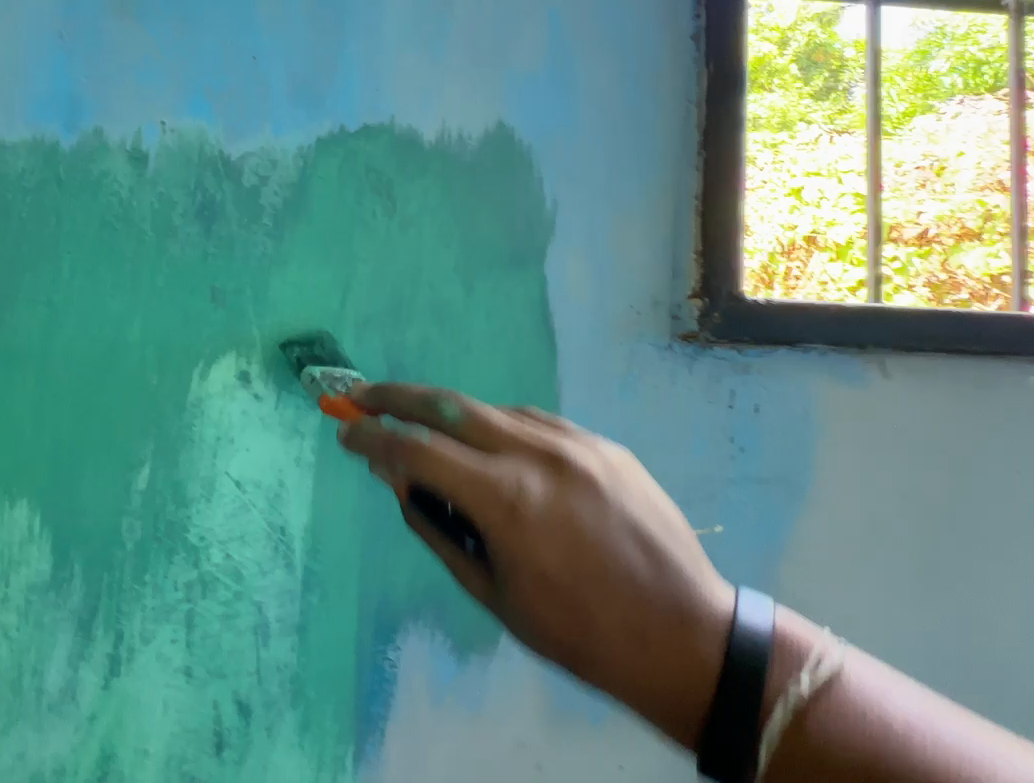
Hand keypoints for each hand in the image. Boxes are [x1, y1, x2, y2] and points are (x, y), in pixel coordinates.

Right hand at [339, 383, 735, 748]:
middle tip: (362, 395)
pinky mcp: (603, 445)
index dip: (371, 437)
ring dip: (450, 416)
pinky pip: (533, 423)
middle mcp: (536, 454)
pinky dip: (498, 429)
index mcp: (504, 499)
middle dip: (395, 396)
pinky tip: (493, 449)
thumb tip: (397, 480)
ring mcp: (575, 443)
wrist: (688, 638)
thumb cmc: (578, 632)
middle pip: (446, 404)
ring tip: (428, 432)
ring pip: (491, 411)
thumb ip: (436, 527)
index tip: (345, 432)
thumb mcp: (490, 591)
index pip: (414, 449)